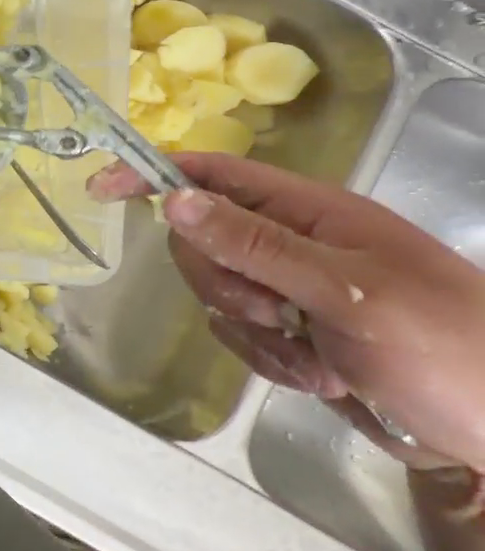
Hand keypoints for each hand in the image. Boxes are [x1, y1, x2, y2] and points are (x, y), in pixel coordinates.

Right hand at [90, 153, 484, 471]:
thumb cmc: (449, 351)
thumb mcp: (348, 293)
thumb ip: (255, 244)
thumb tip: (174, 198)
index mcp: (314, 214)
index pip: (214, 174)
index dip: (154, 174)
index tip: (101, 189)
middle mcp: (297, 243)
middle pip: (202, 239)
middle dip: (221, 281)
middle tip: (270, 311)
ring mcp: (295, 288)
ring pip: (216, 290)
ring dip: (251, 330)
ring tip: (313, 358)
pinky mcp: (296, 332)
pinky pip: (239, 331)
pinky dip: (267, 356)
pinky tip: (318, 377)